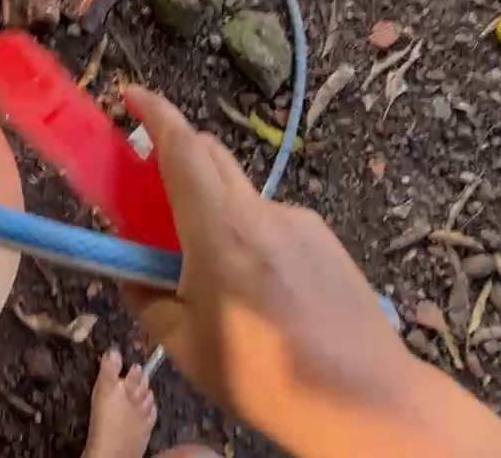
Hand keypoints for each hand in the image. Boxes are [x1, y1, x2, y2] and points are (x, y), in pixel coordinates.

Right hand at [122, 87, 500, 457]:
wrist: (371, 405)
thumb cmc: (266, 379)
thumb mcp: (186, 348)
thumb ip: (148, 300)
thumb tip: (131, 276)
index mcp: (217, 230)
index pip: (181, 147)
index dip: (153, 112)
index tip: (129, 95)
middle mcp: (257, 211)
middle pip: (209, 153)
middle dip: (174, 149)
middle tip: (152, 181)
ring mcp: (296, 220)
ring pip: (238, 191)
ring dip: (212, 204)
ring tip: (216, 270)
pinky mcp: (323, 236)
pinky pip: (270, 218)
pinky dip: (248, 232)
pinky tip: (264, 289)